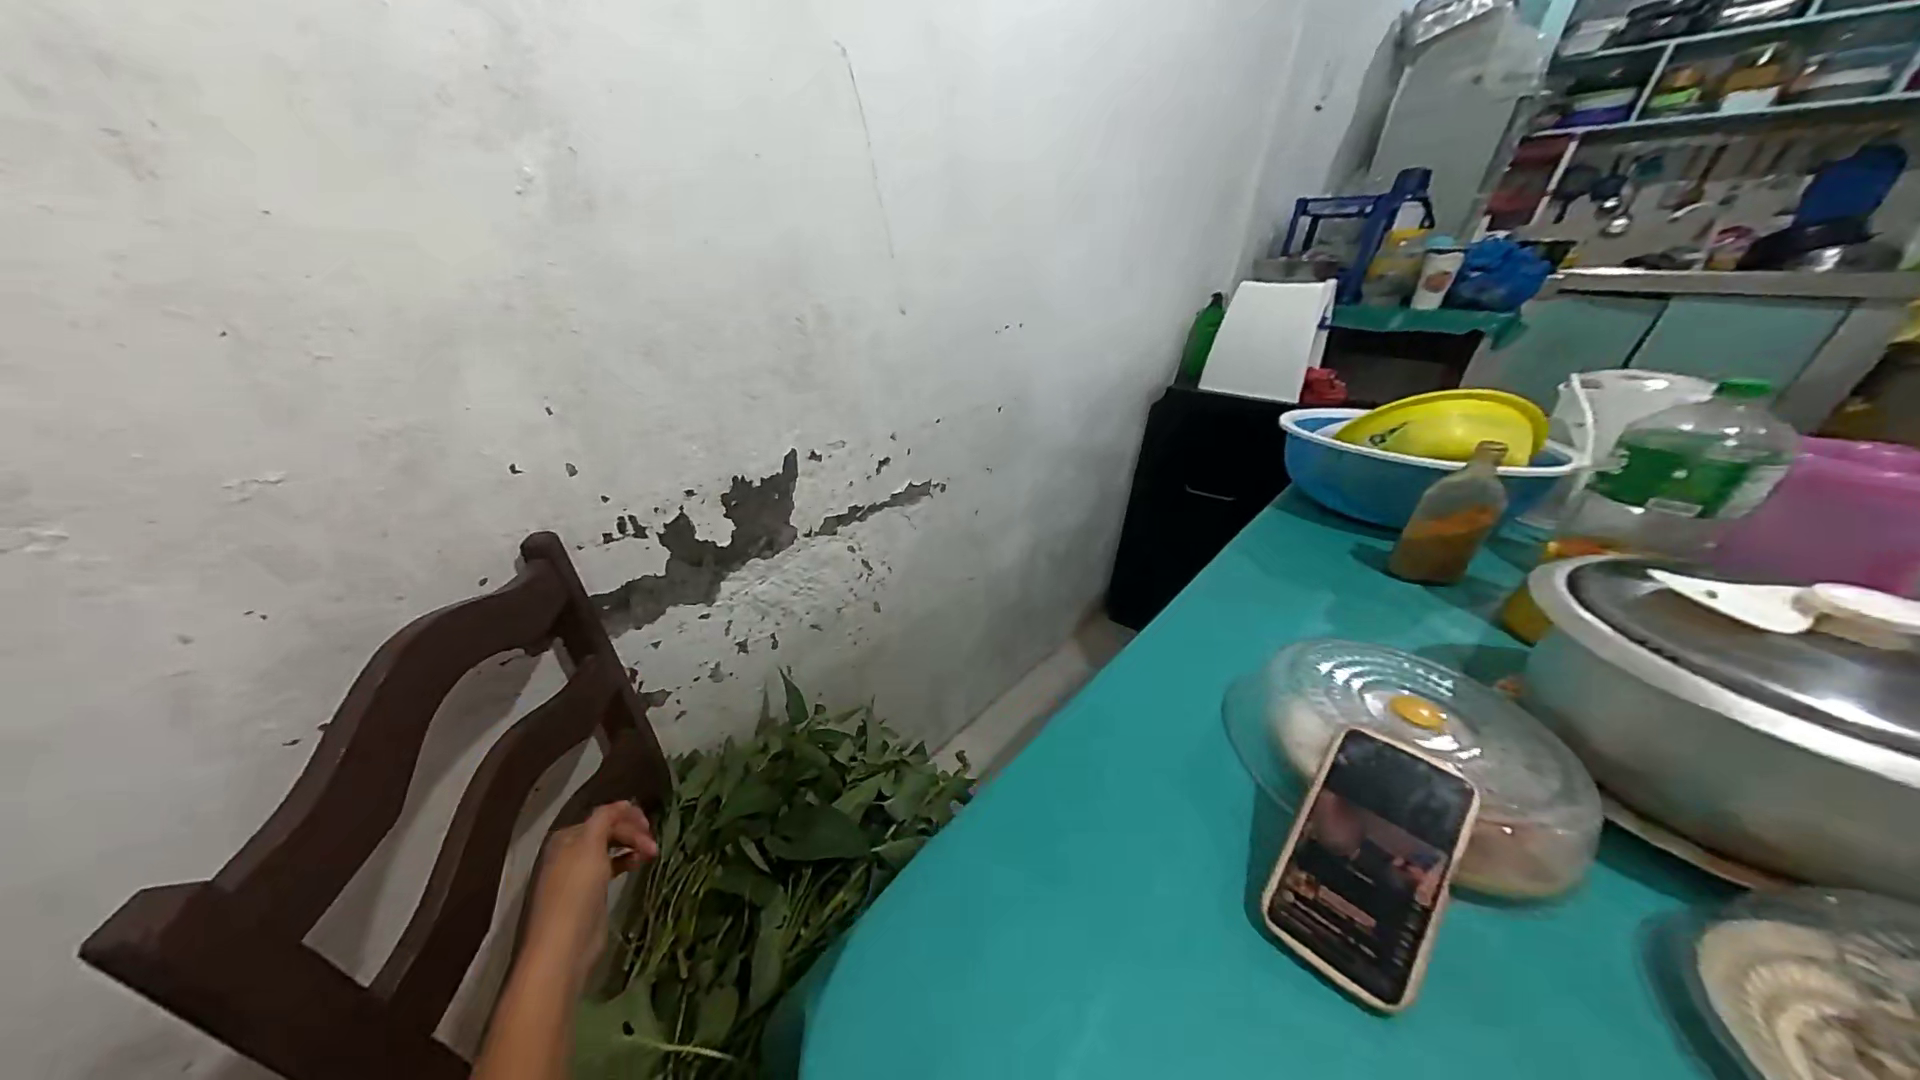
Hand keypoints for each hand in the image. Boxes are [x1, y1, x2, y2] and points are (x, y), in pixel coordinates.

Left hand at [522, 801, 658, 989]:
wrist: (563, 946)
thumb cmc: (575, 891)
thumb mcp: (589, 846)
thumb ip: (605, 818)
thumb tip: (624, 803)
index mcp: (566, 838)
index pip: (603, 816)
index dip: (627, 816)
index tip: (650, 824)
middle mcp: (569, 852)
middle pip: (607, 831)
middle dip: (632, 832)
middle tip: (654, 843)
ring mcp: (578, 874)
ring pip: (611, 848)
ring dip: (632, 845)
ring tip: (650, 853)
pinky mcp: (588, 894)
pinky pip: (611, 866)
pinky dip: (626, 861)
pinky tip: (638, 865)